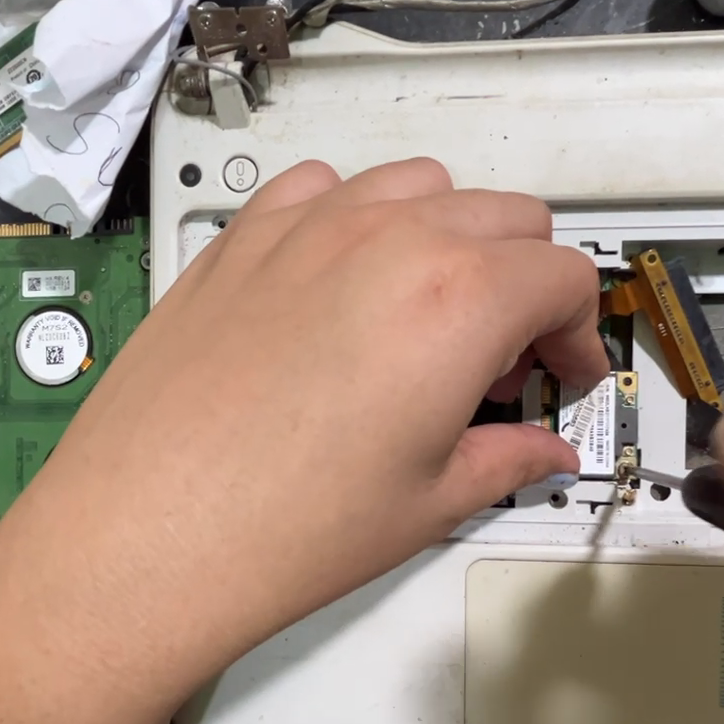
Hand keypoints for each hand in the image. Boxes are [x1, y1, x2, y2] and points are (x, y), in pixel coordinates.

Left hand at [0, 156, 608, 702]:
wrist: (145, 536)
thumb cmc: (285, 531)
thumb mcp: (429, 503)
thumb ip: (509, 460)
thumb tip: (544, 451)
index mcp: (456, 300)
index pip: (566, 275)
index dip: (579, 333)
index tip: (560, 376)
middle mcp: (387, 239)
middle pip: (508, 216)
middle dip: (526, 284)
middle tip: (500, 360)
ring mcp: (307, 227)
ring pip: (422, 186)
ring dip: (450, 240)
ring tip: (427, 317)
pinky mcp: (243, 238)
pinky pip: (324, 188)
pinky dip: (357, 219)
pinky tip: (344, 284)